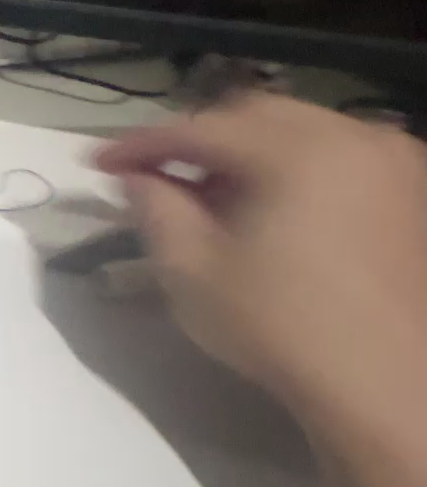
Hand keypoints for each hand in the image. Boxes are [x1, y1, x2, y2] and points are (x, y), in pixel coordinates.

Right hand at [94, 93, 426, 445]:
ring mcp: (390, 161)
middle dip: (188, 136)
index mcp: (297, 154)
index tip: (91, 164)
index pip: (198, 129)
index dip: (136, 144)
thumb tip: (135, 177)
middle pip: (251, 113)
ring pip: (294, 127)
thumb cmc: (270, 320)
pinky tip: (248, 197)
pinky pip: (328, 150)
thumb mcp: (186, 266)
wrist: (380, 373)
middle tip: (137, 170)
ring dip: (233, 147)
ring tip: (190, 186)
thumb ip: (155, 207)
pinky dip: (277, 160)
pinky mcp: (405, 188)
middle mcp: (353, 138)